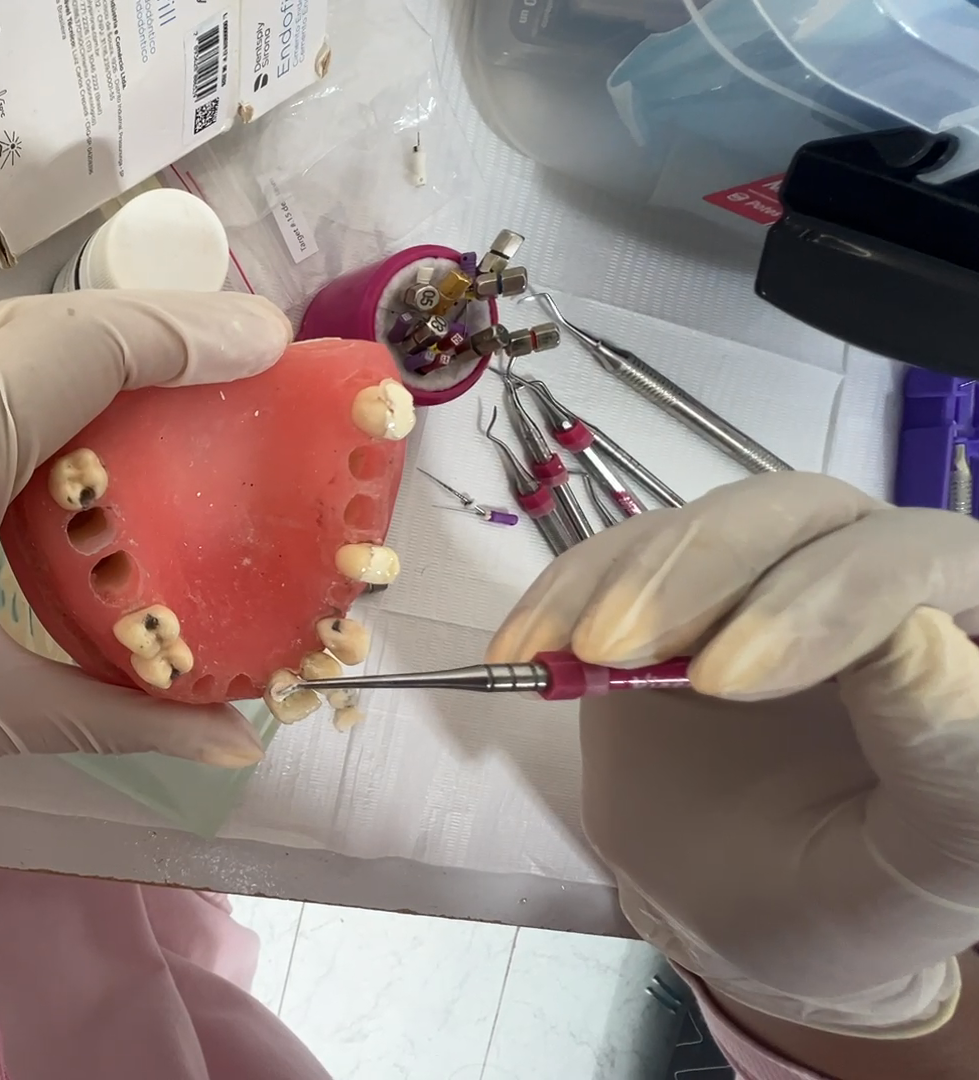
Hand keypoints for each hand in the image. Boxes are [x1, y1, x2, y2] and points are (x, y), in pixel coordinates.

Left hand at [0, 292, 290, 875]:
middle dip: (152, 338)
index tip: (270, 347)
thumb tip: (239, 735)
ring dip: (93, 357)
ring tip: (174, 404)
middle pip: (38, 328)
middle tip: (241, 380)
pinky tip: (70, 431)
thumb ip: (117, 716)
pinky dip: (34, 379)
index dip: (179, 334)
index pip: (64, 350)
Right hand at [488, 472, 978, 1037]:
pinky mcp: (652, 598)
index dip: (819, 601)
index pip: (914, 562)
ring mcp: (744, 584)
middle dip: (691, 570)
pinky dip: (552, 597)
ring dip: (608, 580)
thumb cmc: (842, 894)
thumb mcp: (923, 861)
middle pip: (787, 512)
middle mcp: (859, 585)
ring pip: (685, 524)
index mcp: (971, 637)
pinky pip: (599, 561)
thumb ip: (950, 763)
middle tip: (607, 648)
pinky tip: (520, 649)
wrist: (721, 900)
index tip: (718, 685)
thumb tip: (918, 637)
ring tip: (553, 654)